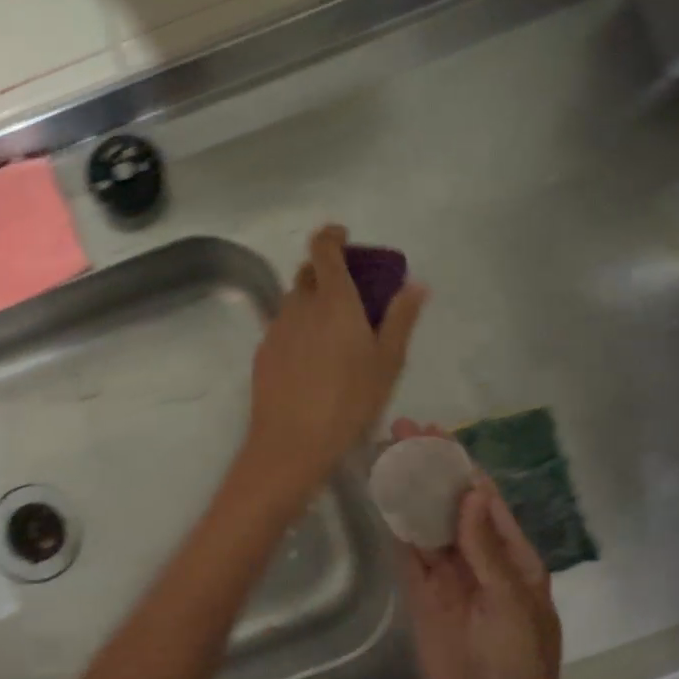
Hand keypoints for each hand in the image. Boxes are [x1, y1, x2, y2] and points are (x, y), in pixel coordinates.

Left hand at [244, 225, 425, 494]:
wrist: (292, 442)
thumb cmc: (350, 401)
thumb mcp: (388, 362)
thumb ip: (400, 319)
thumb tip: (416, 285)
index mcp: (333, 300)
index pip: (324, 248)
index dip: (332, 235)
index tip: (343, 237)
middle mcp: (299, 306)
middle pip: (307, 273)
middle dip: (326, 271)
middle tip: (349, 292)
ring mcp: (276, 329)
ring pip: (293, 302)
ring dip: (311, 302)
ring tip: (334, 331)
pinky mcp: (263, 353)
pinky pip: (283, 328)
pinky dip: (298, 329)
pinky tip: (312, 360)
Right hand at [391, 419, 562, 678]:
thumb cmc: (517, 663)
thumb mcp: (510, 603)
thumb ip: (485, 549)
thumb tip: (469, 493)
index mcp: (514, 560)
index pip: (484, 501)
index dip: (460, 466)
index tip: (437, 435)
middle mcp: (480, 561)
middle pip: (450, 505)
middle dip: (430, 469)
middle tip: (403, 430)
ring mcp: (449, 579)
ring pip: (426, 525)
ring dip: (409, 491)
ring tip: (387, 453)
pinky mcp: (422, 598)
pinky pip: (409, 556)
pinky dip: (397, 527)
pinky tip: (383, 499)